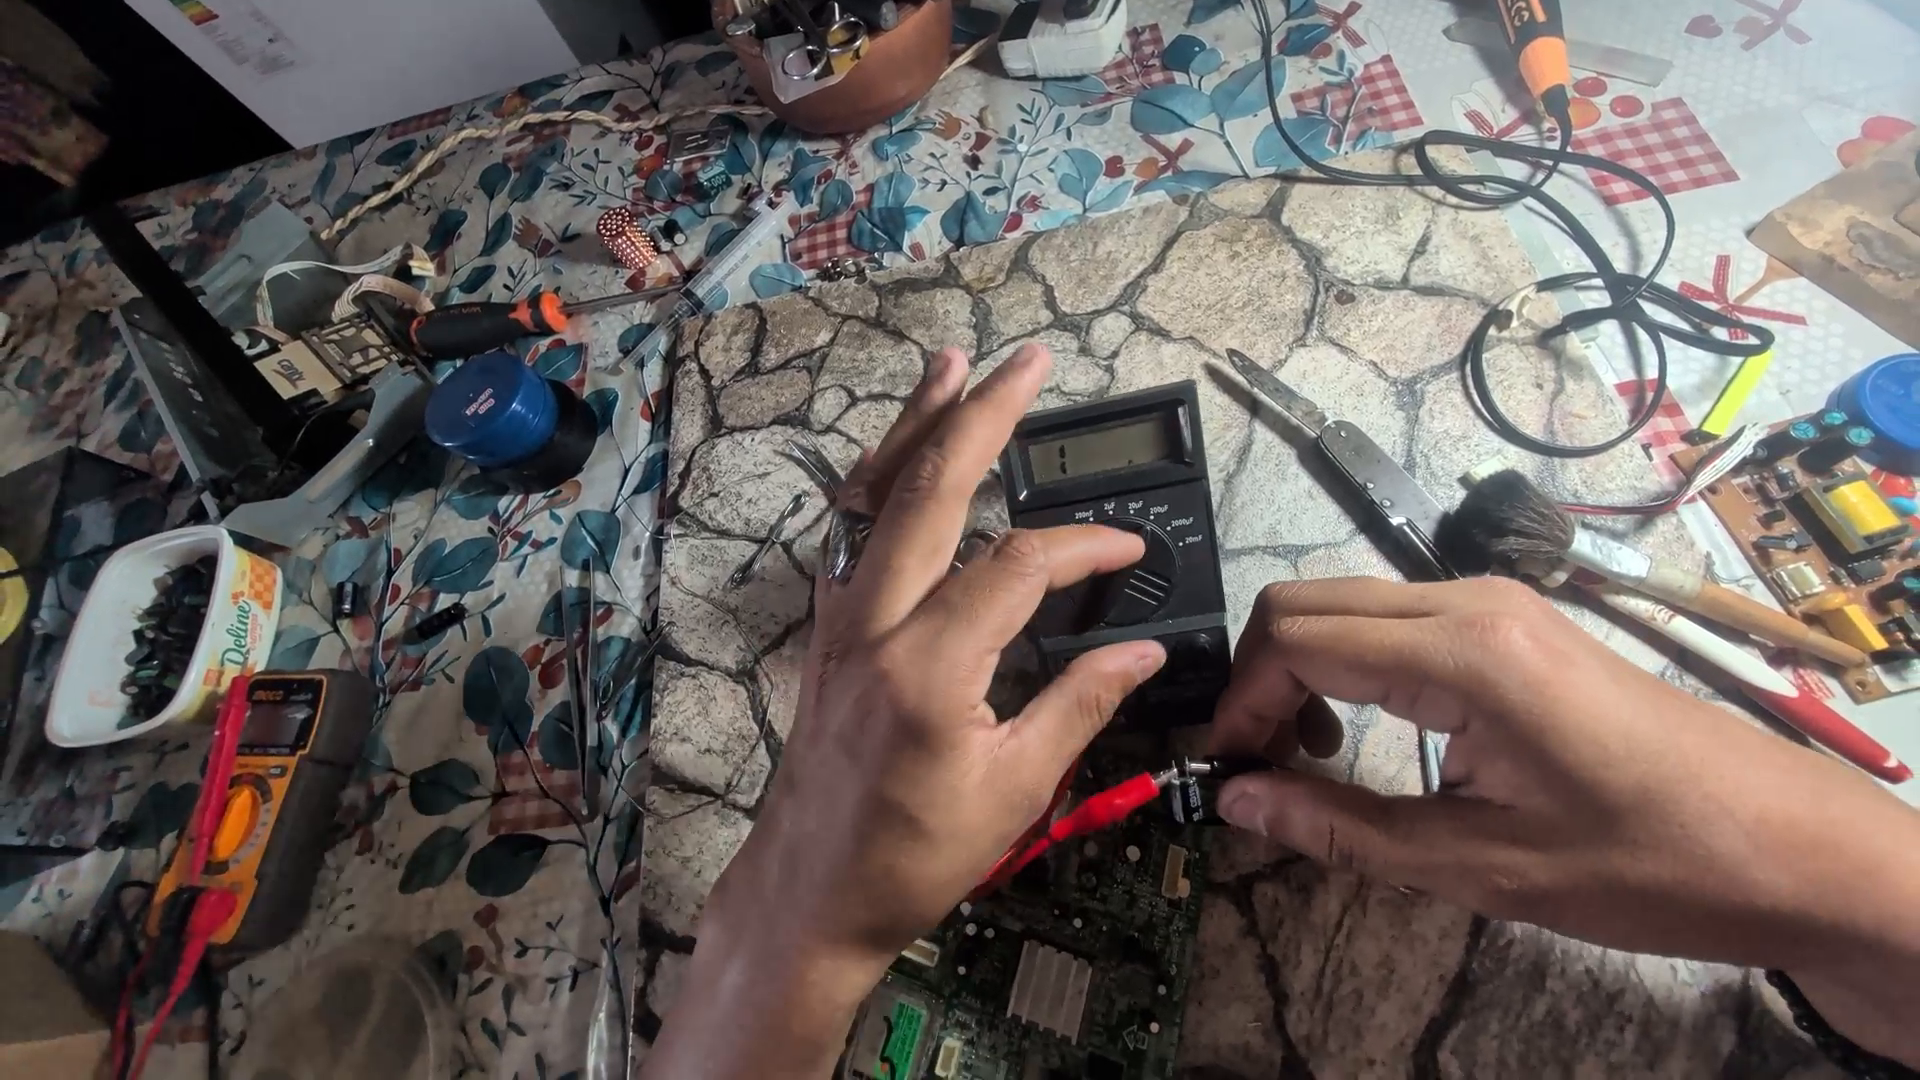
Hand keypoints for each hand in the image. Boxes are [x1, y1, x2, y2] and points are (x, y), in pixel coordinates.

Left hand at [646, 344, 1165, 1077]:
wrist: (810, 890)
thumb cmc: (912, 855)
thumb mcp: (1014, 790)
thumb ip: (1079, 705)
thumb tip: (1141, 651)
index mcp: (930, 666)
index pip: (1020, 566)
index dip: (1083, 545)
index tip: (1127, 547)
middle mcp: (875, 621)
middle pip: (931, 490)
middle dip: (983, 416)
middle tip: (1026, 362)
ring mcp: (840, 616)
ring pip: (875, 495)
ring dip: (916, 425)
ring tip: (948, 367)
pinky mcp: (827, 625)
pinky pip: (847, 529)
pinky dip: (876, 478)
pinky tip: (896, 455)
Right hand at [1209, 576, 1919, 1064]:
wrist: (1807, 849)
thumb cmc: (1649, 864)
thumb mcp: (1480, 866)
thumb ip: (1338, 827)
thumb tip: (1232, 799)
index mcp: (1461, 652)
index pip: (1295, 639)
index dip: (1242, 699)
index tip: (1229, 762)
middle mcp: (1464, 600)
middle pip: (1300, 603)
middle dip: (1258, 677)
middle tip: (1259, 756)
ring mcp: (1486, 599)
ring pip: (1334, 604)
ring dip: (1296, 669)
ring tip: (1307, 748)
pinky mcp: (1499, 616)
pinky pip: (1379, 616)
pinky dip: (1341, 663)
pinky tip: (1362, 723)